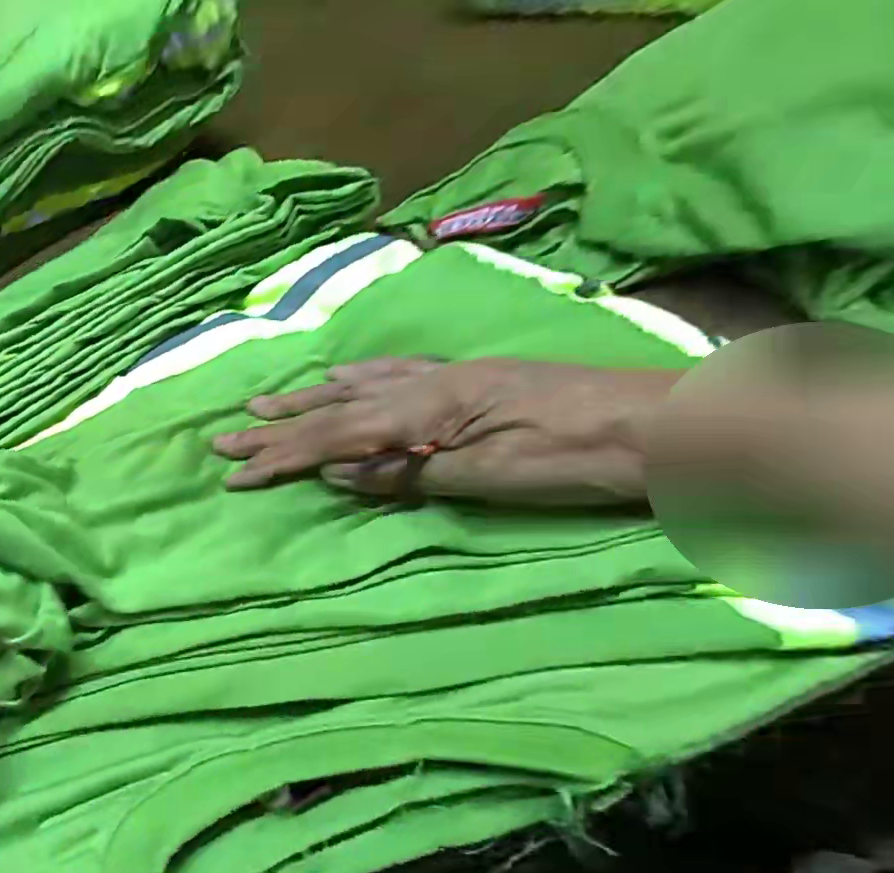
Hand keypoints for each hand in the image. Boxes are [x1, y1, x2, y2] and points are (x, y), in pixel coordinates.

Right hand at [211, 356, 678, 506]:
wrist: (670, 427)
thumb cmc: (576, 460)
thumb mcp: (485, 478)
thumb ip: (405, 472)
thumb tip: (335, 473)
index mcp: (423, 410)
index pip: (333, 439)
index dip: (279, 459)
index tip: (234, 474)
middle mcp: (424, 385)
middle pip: (332, 412)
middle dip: (273, 430)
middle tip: (222, 438)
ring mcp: (445, 378)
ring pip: (356, 389)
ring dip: (303, 400)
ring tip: (260, 406)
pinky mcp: (465, 380)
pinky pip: (394, 374)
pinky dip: (356, 378)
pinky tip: (338, 375)